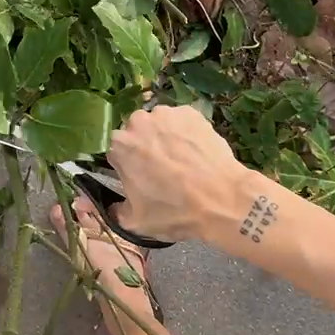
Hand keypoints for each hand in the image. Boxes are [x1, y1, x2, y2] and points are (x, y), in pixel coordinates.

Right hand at [108, 103, 255, 241]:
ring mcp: (166, 114)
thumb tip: (111, 207)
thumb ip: (116, 211)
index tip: (141, 179)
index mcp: (120, 145)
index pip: (116, 152)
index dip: (128, 167)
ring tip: (183, 161)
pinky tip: (196, 153)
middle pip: (136, 133)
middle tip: (163, 171)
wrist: (224, 200)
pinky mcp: (190, 112)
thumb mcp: (138, 222)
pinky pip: (181, 121)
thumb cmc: (176, 211)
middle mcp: (138, 121)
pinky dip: (185, 133)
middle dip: (145, 148)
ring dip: (164, 138)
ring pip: (159, 125)